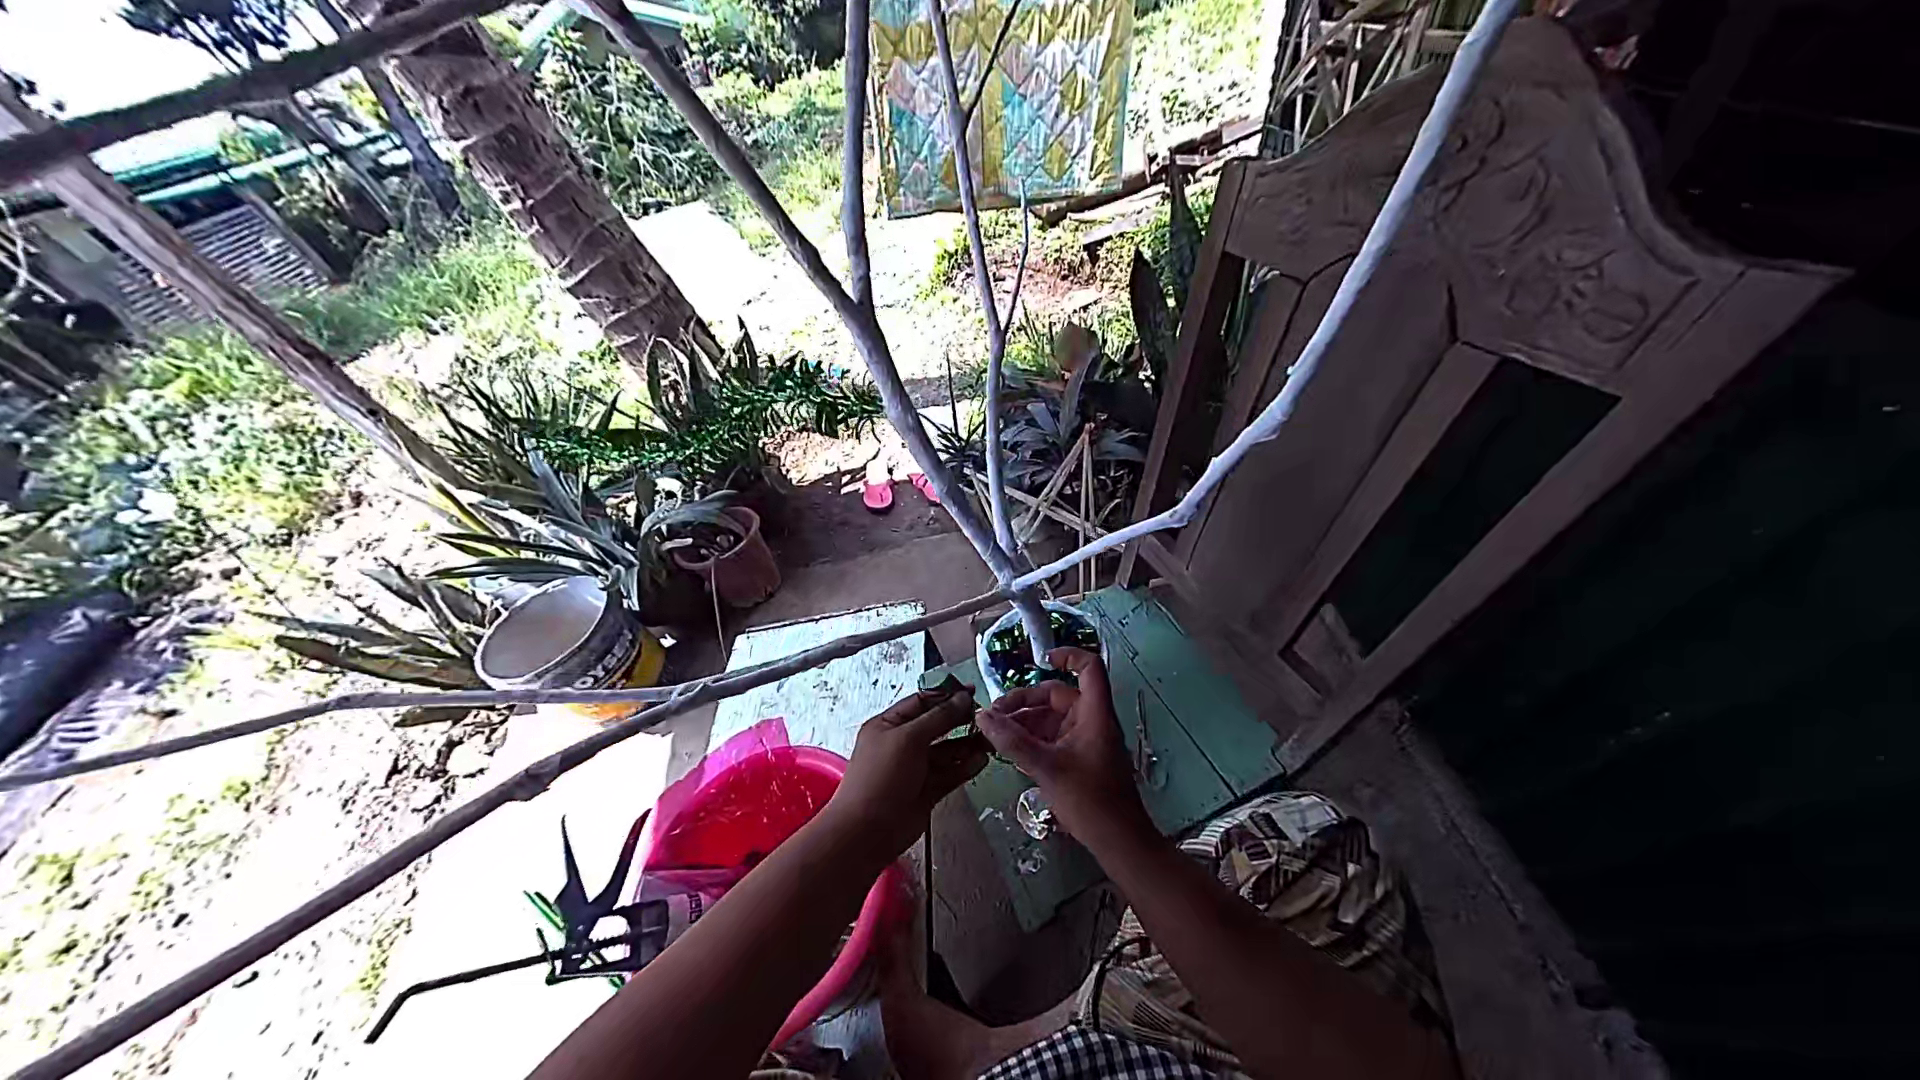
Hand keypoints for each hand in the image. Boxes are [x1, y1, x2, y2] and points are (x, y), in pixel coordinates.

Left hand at [822, 688, 988, 862]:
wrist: (867, 831)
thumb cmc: (881, 777)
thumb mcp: (908, 738)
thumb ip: (938, 717)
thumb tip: (962, 698)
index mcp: (889, 725)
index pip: (921, 702)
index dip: (946, 695)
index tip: (972, 691)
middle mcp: (902, 744)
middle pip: (937, 725)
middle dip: (959, 720)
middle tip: (985, 717)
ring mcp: (915, 768)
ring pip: (947, 751)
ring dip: (967, 744)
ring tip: (989, 740)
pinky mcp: (927, 790)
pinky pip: (950, 773)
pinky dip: (965, 767)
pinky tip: (981, 760)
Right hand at [976, 648, 1151, 845]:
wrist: (1118, 842)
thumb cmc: (1091, 801)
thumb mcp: (1046, 768)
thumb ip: (1012, 741)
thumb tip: (982, 717)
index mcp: (1095, 714)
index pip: (1089, 668)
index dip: (1068, 655)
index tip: (1041, 659)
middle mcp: (1091, 720)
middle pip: (1057, 695)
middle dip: (1024, 701)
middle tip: (995, 715)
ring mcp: (1085, 739)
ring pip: (1051, 718)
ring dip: (1023, 722)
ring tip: (995, 734)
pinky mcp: (1079, 758)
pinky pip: (1052, 737)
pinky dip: (1031, 739)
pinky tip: (1010, 750)